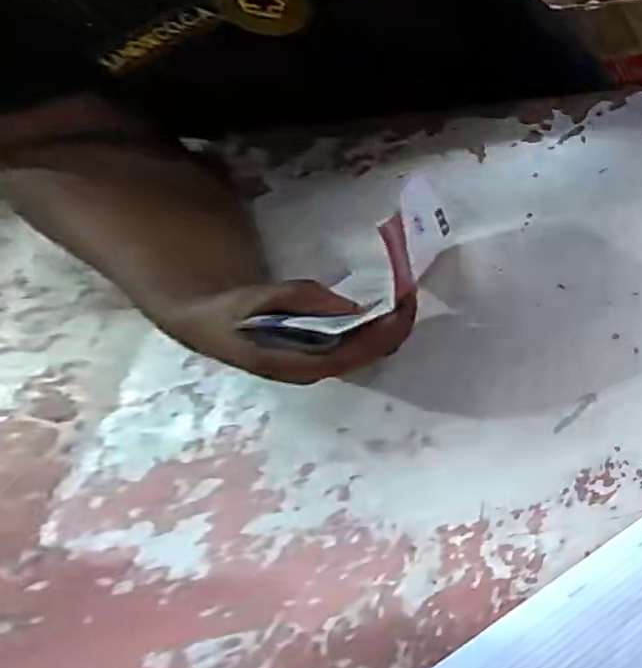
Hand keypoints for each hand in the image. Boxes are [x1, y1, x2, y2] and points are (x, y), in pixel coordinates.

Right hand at [157, 280, 416, 384]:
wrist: (205, 319)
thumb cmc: (230, 309)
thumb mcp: (256, 298)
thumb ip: (302, 299)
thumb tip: (354, 308)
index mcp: (295, 365)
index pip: (356, 354)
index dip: (386, 332)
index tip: (404, 304)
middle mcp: (314, 371)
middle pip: (371, 354)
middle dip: (397, 326)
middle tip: (410, 296)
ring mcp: (323, 365)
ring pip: (373, 351)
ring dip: (394, 326)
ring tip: (405, 299)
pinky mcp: (327, 356)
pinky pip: (366, 345)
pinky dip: (383, 328)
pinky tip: (390, 309)